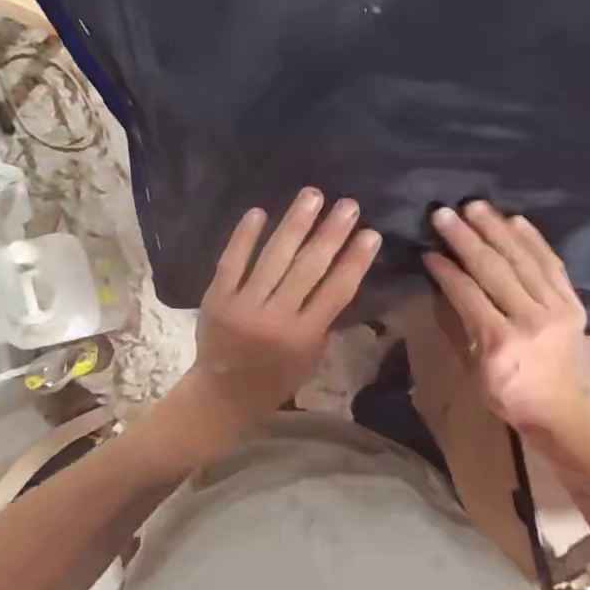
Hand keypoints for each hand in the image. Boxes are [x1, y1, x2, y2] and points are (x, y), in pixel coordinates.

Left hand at [189, 187, 380, 423]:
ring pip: (273, 257)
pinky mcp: (217, 298)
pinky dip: (245, 236)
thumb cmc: (276, 377)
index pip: (337, 291)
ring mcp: (244, 306)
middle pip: (308, 268)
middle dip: (331, 233)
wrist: (223, 393)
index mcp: (304, 336)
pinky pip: (231, 261)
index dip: (355, 260)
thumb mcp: (311, 357)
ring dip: (295, 223)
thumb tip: (343, 276)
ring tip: (312, 195)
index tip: (371, 233)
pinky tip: (258, 211)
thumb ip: (325, 320)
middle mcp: (276, 318)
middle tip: (348, 204)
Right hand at [422, 202, 589, 432]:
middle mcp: (530, 320)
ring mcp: (556, 309)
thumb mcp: (471, 367)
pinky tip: (513, 219)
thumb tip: (441, 281)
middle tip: (444, 213)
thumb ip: (456, 323)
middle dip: (466, 238)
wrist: (559, 406)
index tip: (428, 249)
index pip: (468, 293)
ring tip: (474, 206)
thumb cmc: (506, 392)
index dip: (446, 269)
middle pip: (494, 270)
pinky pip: (551, 262)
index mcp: (498, 342)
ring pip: (522, 259)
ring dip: (496, 229)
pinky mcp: (573, 302)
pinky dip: (531, 238)